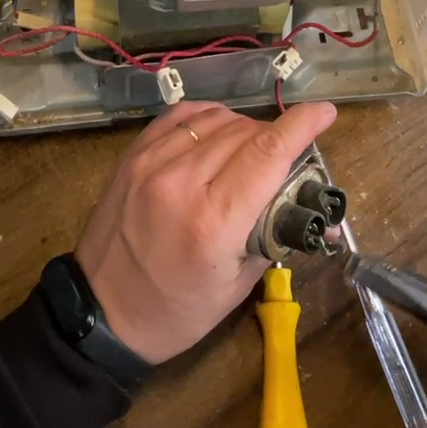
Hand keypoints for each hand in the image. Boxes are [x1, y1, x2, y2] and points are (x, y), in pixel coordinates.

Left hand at [73, 100, 336, 364]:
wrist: (99, 313)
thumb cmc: (176, 310)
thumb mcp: (237, 286)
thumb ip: (274, 233)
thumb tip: (313, 206)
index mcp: (213, 221)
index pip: (268, 153)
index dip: (303, 125)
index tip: (326, 113)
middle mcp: (181, 180)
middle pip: (246, 132)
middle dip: (276, 137)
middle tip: (284, 161)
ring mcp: (152, 162)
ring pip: (216, 118)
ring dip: (243, 128)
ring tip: (248, 152)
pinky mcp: (133, 154)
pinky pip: (182, 115)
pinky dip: (208, 118)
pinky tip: (216, 133)